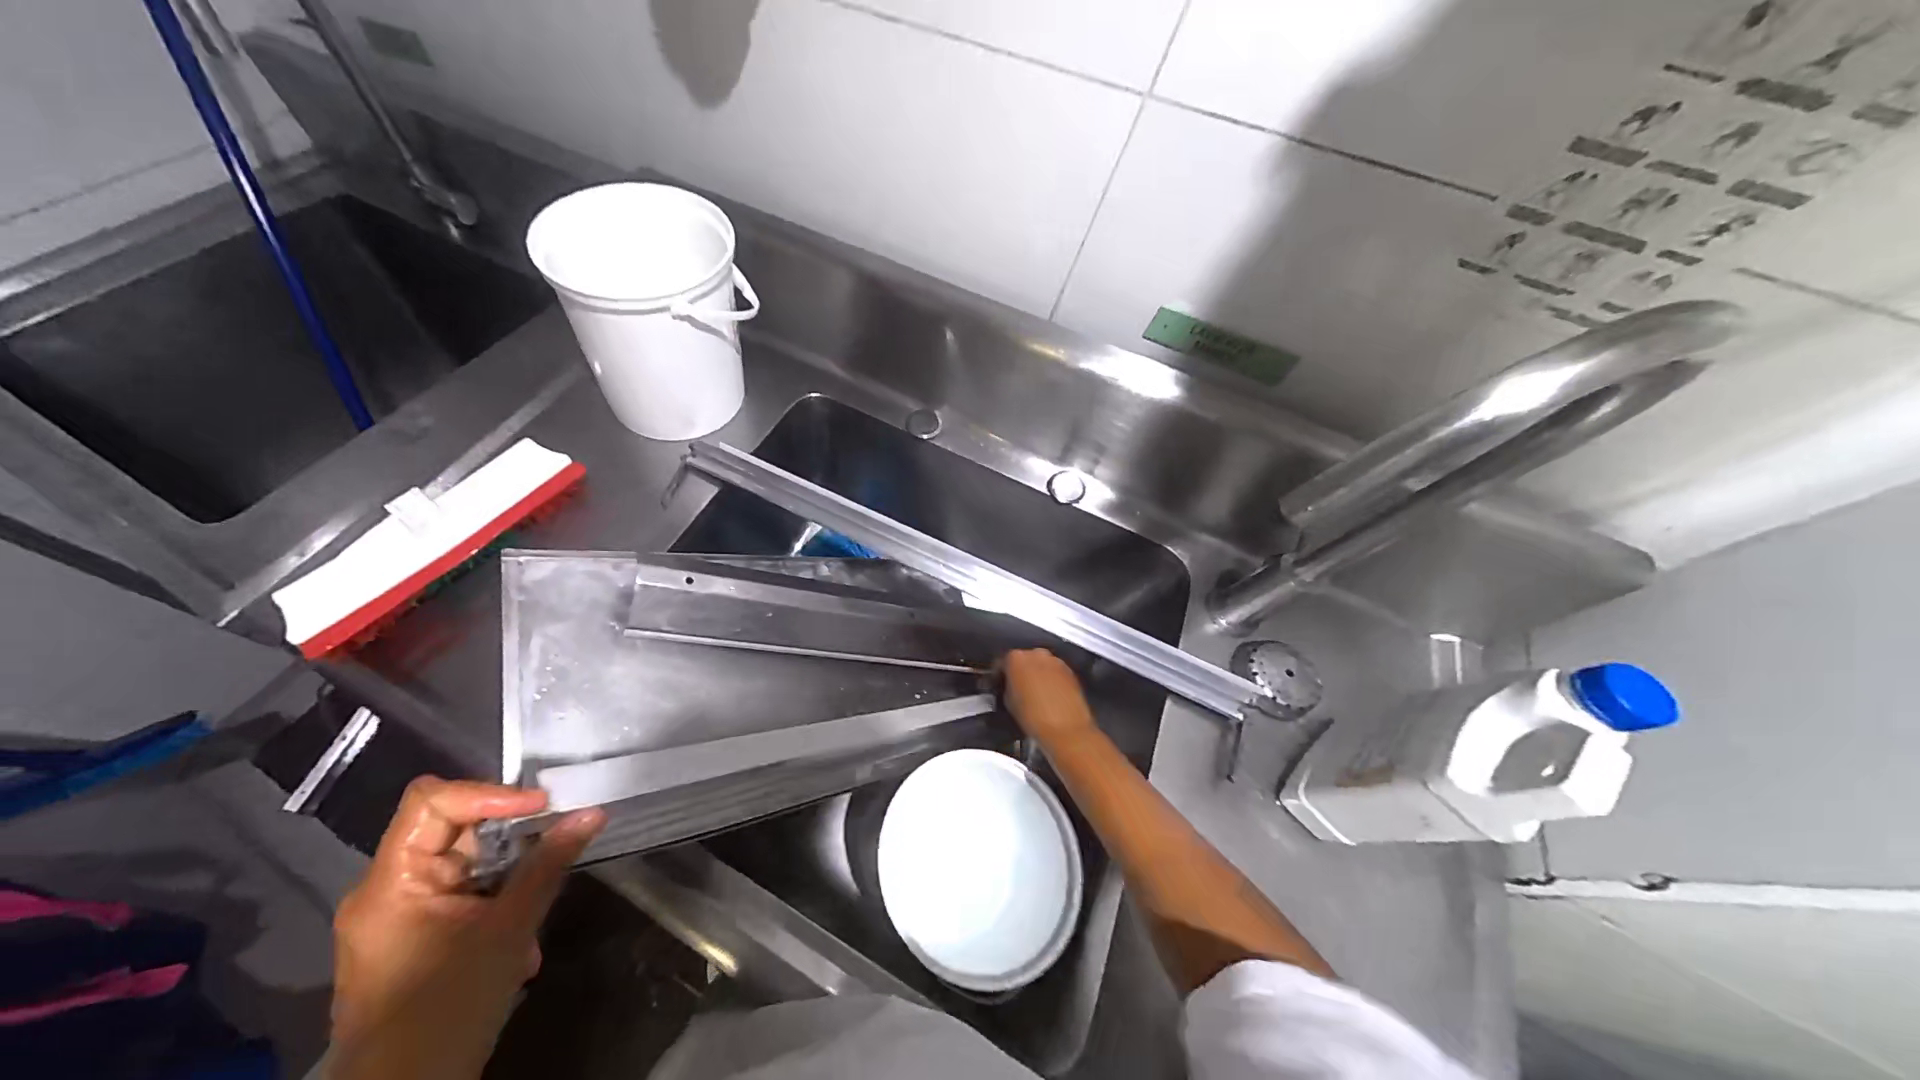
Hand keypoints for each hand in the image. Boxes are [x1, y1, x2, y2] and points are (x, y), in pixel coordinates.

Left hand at [328, 777, 604, 1079]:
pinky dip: (495, 903)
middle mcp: (383, 890)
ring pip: (463, 866)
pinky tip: (519, 943)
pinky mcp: (409, 939)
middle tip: (555, 847)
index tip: (543, 807)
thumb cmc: (447, 1009)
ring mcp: (394, 916)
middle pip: (451, 830)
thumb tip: (592, 813)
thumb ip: (549, 865)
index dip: (490, 794)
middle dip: (510, 840)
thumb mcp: (509, 931)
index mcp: (391, 882)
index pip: (432, 801)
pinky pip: (458, 897)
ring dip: (509, 879)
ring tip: (537, 912)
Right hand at [1002, 649, 1096, 744]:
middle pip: (1024, 660)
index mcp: (1016, 658)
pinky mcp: (1070, 671)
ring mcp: (1056, 661)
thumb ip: (1007, 686)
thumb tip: (1010, 686)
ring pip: (1041, 664)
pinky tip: (1049, 695)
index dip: (999, 675)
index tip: (998, 684)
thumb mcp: (1008, 701)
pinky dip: (1050, 679)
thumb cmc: (1032, 716)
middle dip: (1020, 672)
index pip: (1002, 662)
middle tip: (1017, 688)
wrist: (1066, 729)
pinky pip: (1055, 672)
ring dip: (1036, 674)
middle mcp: (1037, 653)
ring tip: (1035, 693)